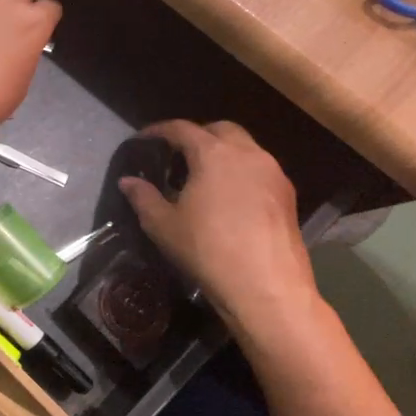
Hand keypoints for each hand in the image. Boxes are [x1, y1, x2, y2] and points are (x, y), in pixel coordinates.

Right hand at [117, 121, 325, 346]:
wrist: (266, 286)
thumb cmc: (207, 248)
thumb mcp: (162, 224)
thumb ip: (143, 197)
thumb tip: (128, 181)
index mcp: (214, 154)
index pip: (182, 129)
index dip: (158, 131)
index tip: (142, 139)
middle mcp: (248, 155)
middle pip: (221, 129)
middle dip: (197, 135)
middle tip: (176, 154)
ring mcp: (273, 174)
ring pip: (245, 148)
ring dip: (221, 153)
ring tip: (200, 176)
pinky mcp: (287, 196)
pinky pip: (259, 170)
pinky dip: (239, 171)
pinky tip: (226, 196)